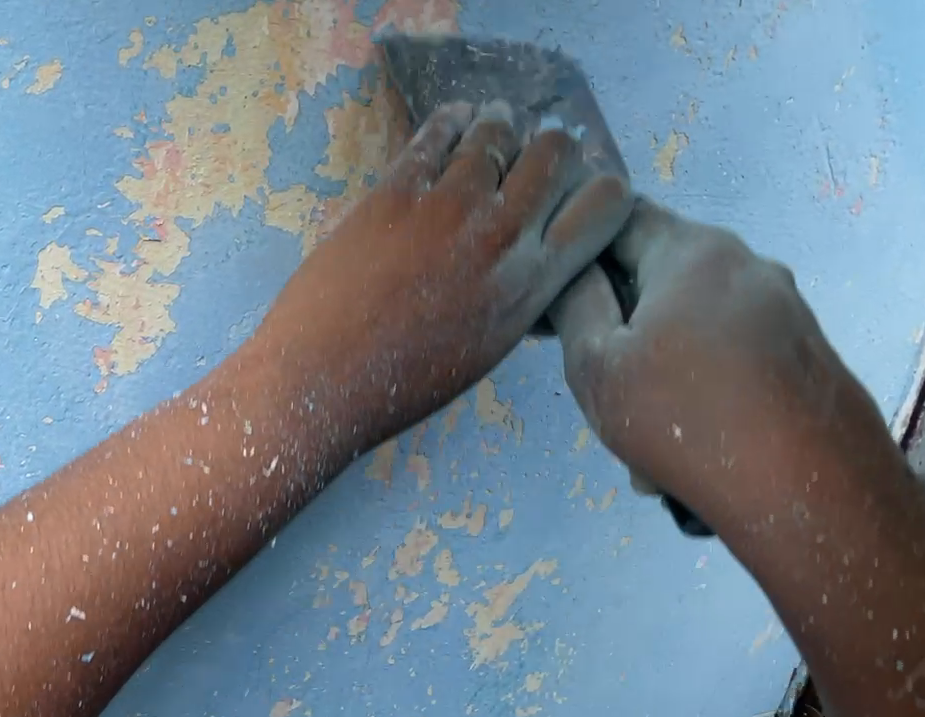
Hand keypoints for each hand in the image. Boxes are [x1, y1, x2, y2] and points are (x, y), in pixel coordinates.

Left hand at [250, 100, 632, 450]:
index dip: (592, 189)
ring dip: (498, 128)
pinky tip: (450, 125)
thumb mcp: (480, 353)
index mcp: (531, 285)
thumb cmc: (395, 387)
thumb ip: (517, 298)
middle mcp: (501, 236)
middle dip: (546, 151)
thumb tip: (534, 263)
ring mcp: (447, 208)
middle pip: (556, 151)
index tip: (567, 196)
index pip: (605, 202)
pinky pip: (437, 133)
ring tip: (485, 137)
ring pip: (499, 130)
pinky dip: (450, 122)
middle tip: (520, 163)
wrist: (318, 382)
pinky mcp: (394, 195)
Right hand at [553, 199, 888, 533]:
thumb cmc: (679, 415)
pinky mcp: (798, 350)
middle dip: (614, 320)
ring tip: (634, 432)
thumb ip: (575, 305)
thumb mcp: (595, 363)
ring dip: (648, 367)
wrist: (803, 484)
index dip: (576, 247)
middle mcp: (745, 264)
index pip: (622, 216)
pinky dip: (688, 387)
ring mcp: (780, 307)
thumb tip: (572, 271)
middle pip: (654, 274)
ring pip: (684, 323)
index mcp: (694, 252)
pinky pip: (720, 354)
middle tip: (588, 377)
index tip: (549, 295)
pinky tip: (676, 443)